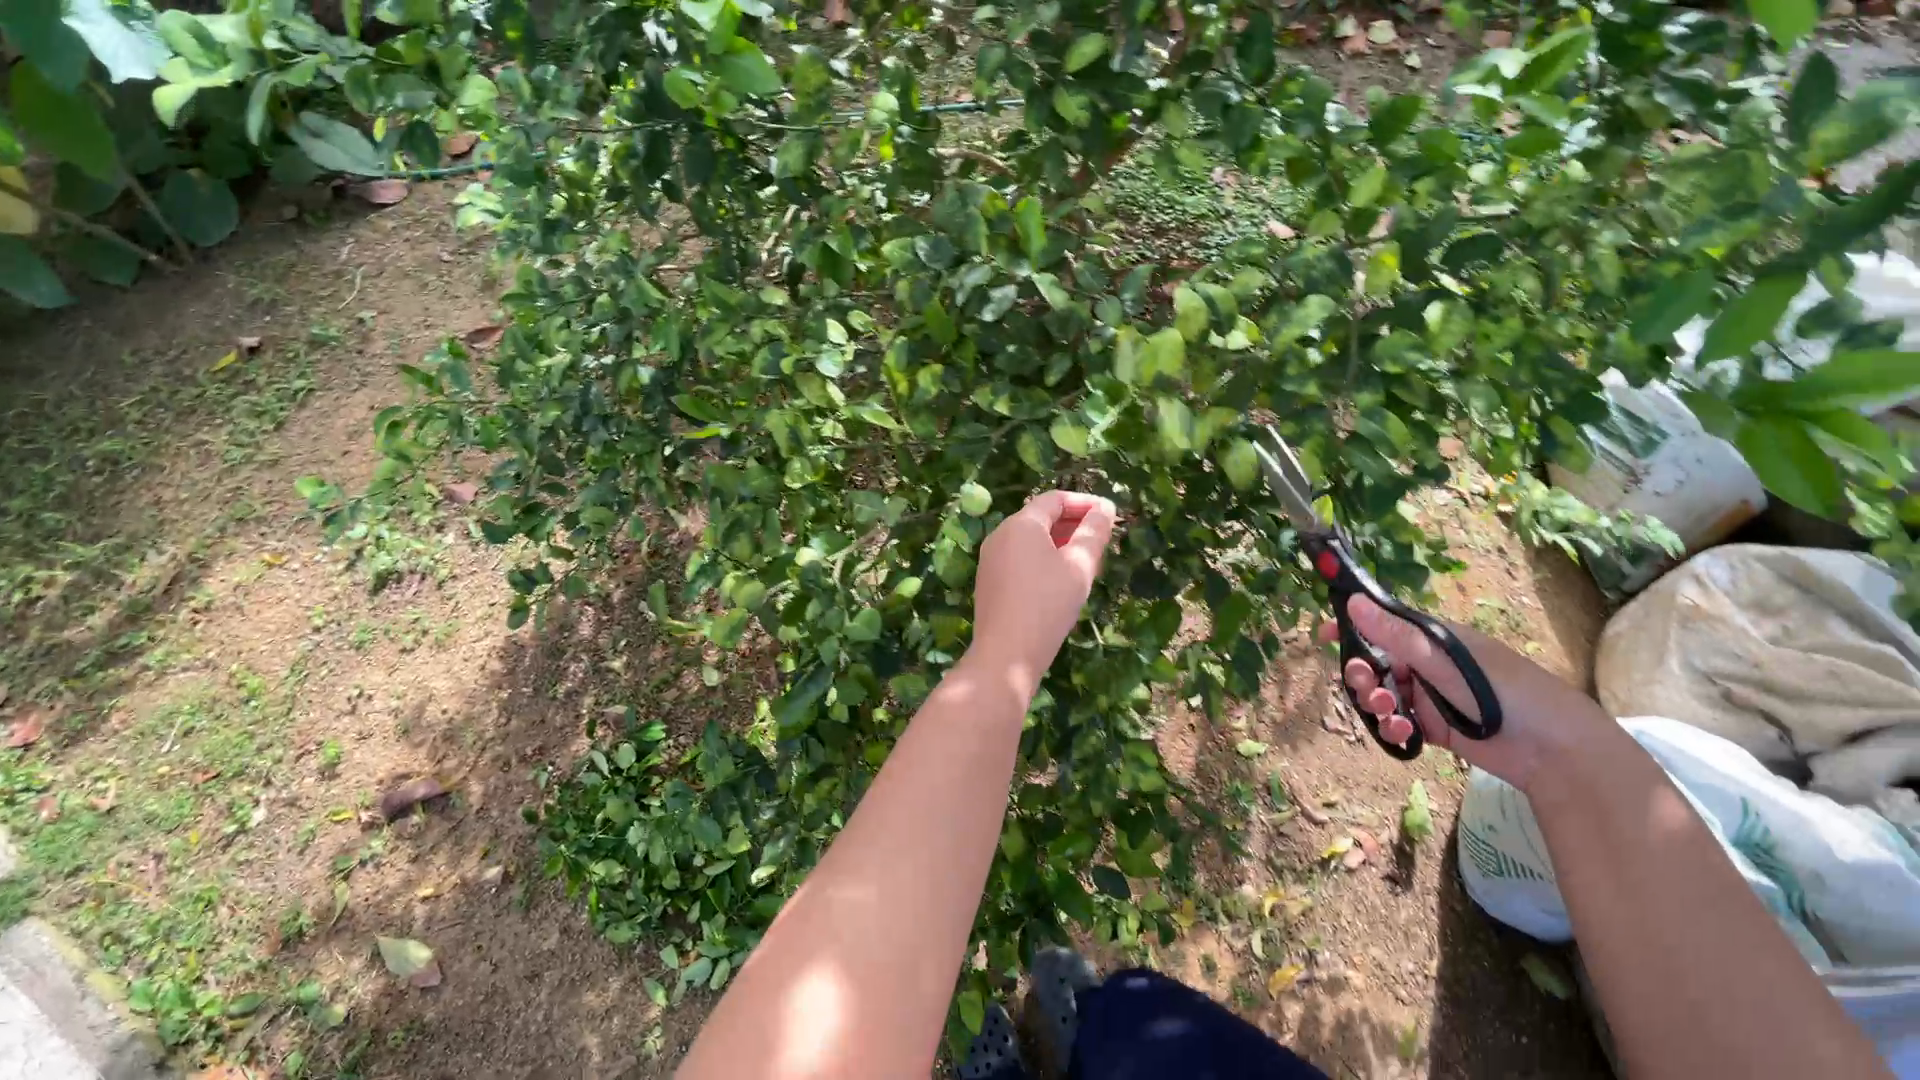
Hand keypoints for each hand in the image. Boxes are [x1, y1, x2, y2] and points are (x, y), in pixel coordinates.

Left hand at [968, 490, 1116, 685]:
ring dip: (1060, 543)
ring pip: (1030, 540)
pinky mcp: (989, 581)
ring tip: (1087, 561)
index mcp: (1021, 524)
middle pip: (1041, 517)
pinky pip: (1020, 559)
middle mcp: (1000, 535)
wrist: (1006, 655)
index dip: (1085, 503)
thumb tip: (1105, 509)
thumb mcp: (1080, 566)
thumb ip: (1094, 532)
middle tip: (1102, 540)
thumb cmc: (1048, 604)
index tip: (1110, 516)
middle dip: (1073, 524)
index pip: (1055, 499)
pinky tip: (1062, 581)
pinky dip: (1043, 559)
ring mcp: (991, 559)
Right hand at [1319, 595, 1614, 791]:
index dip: (1353, 628)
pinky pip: (1400, 723)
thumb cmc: (1504, 691)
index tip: (1324, 635)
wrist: (1554, 749)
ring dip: (1377, 704)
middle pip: (1377, 664)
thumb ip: (1396, 636)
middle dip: (1362, 675)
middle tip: (1363, 688)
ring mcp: (1432, 697)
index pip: (1384, 625)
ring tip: (1388, 716)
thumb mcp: (1445, 661)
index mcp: (1434, 639)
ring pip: (1385, 695)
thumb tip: (1353, 601)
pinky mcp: (1437, 727)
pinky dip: (1394, 729)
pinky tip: (1402, 735)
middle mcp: (1430, 665)